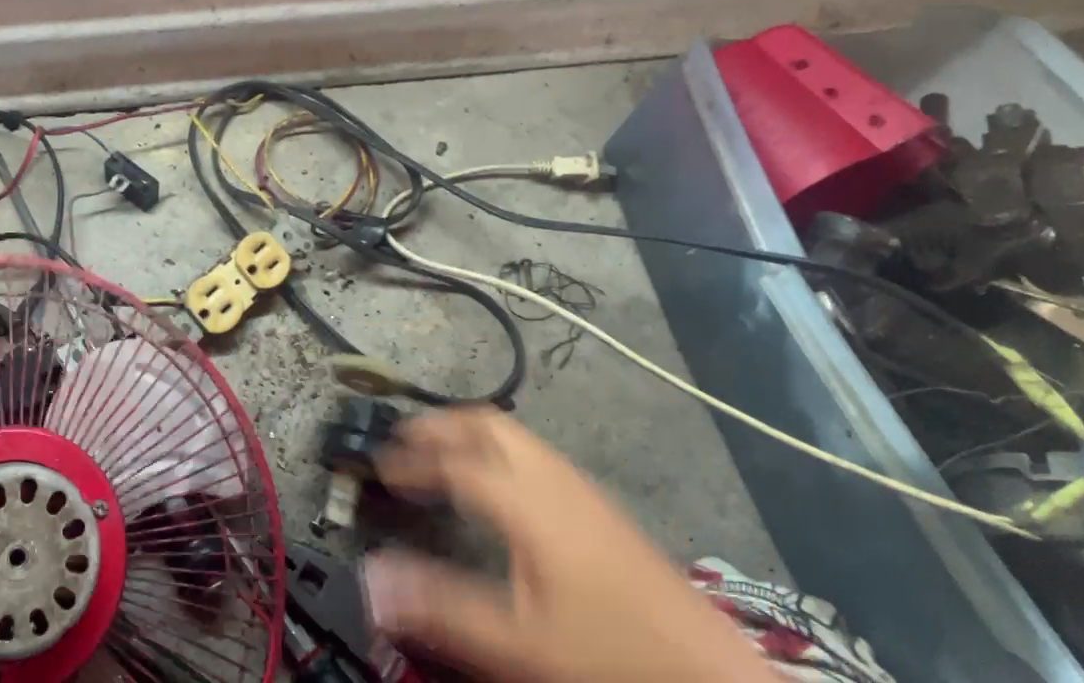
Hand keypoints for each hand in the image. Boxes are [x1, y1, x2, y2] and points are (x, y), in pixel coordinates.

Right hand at [363, 408, 779, 682]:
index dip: (413, 459)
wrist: (709, 671)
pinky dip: (499, 451)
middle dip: (443, 424)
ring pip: (517, 437)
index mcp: (530, 504)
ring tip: (440, 452)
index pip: (458, 462)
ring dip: (472, 434)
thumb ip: (443, 608)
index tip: (379, 467)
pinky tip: (495, 485)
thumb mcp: (518, 641)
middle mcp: (555, 481)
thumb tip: (374, 579)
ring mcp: (582, 490)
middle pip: (492, 425)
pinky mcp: (600, 507)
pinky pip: (536, 455)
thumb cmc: (607, 651)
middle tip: (405, 438)